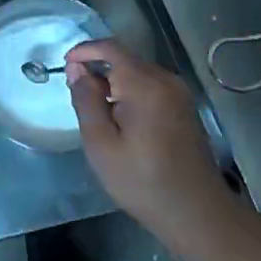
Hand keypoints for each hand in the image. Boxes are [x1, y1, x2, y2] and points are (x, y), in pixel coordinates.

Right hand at [66, 40, 233, 241]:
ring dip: (115, 82)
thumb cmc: (141, 181)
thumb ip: (86, 100)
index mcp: (145, 85)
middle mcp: (166, 80)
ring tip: (96, 111)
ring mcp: (179, 94)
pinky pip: (152, 87)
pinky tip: (121, 120)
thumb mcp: (101, 143)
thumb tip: (77, 69)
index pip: (111, 48)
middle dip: (99, 68)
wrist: (196, 213)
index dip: (85, 51)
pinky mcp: (185, 108)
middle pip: (126, 59)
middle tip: (77, 95)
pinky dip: (131, 93)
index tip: (65, 66)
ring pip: (139, 73)